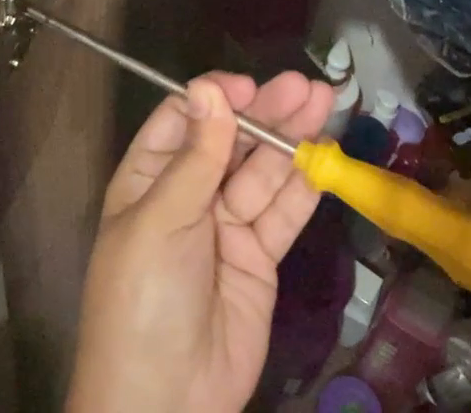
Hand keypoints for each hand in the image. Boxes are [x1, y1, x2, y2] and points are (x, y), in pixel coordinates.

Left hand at [66, 71, 332, 412]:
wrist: (165, 401)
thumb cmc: (144, 299)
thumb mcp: (161, 221)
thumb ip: (195, 157)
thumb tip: (207, 88)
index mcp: (148, 180)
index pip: (184, 122)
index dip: (217, 100)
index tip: (249, 87)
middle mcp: (188, 196)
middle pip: (231, 142)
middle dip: (267, 114)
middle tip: (307, 88)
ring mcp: (225, 227)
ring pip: (263, 173)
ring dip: (293, 141)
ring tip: (325, 104)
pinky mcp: (259, 258)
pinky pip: (283, 214)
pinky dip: (305, 186)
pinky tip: (326, 155)